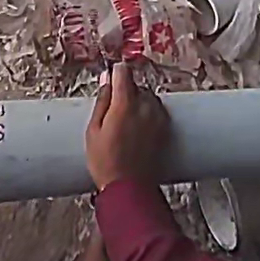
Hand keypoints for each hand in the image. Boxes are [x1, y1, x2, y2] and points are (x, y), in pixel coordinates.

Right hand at [86, 63, 169, 189]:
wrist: (130, 189)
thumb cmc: (106, 161)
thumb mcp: (93, 130)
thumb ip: (102, 101)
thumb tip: (106, 80)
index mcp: (124, 103)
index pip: (123, 71)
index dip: (115, 73)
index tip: (109, 81)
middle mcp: (145, 106)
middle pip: (136, 85)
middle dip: (125, 91)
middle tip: (113, 111)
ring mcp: (158, 117)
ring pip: (148, 97)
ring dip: (138, 101)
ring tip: (126, 122)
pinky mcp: (165, 128)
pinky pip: (157, 110)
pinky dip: (148, 113)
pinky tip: (138, 128)